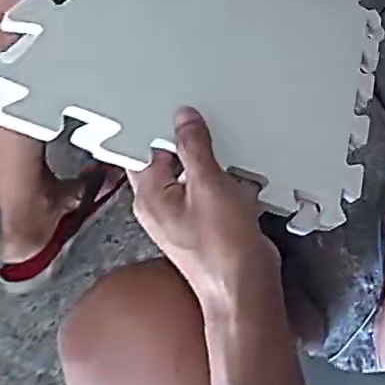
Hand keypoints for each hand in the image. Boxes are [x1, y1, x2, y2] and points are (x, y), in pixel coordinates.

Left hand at [127, 107, 280, 315]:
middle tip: (203, 113)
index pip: (141, 151)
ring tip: (224, 136)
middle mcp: (161, 205)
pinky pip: (211, 186)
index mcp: (149, 197)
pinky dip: (223, 174)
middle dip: (186, 139)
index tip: (168, 104)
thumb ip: (195, 148)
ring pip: (192, 173)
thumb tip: (183, 117)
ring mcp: (185, 214)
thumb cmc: (220, 240)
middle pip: (168, 161)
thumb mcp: (208, 184)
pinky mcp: (208, 220)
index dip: (153, 127)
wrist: (243, 281)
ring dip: (208, 157)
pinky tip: (239, 167)